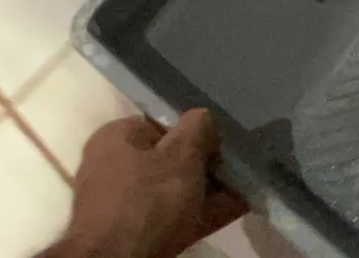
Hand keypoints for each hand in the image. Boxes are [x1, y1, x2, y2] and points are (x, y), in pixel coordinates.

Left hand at [55, 109, 245, 257]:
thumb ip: (199, 128)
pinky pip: (173, 218)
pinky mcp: (133, 238)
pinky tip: (236, 207)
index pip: (162, 123)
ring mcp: (121, 207)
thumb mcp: (181, 154)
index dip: (195, 131)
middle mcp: (113, 168)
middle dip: (206, 165)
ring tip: (245, 188)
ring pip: (174, 191)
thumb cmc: (146, 201)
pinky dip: (201, 213)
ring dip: (208, 191)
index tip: (220, 142)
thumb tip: (205, 119)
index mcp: (115, 139)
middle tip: (236, 168)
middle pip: (170, 159)